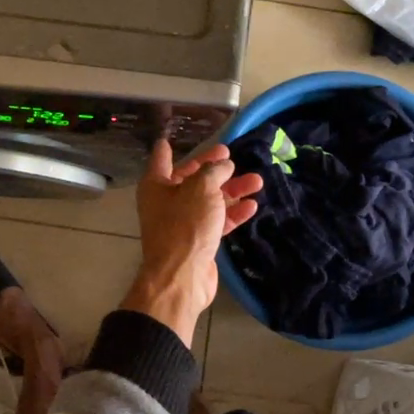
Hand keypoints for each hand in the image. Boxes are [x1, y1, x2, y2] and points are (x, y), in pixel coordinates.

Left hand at [121, 139, 262, 346]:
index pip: (162, 158)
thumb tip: (224, 165)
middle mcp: (166, 201)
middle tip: (233, 157)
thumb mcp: (201, 189)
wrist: (182, 276)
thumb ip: (214, 172)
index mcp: (156, 185)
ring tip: (257, 180)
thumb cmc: (185, 225)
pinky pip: (216, 220)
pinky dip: (232, 212)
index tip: (172, 137)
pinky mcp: (198, 241)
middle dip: (214, 169)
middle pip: (192, 179)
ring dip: (232, 190)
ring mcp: (182, 222)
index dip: (169, 147)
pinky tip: (252, 205)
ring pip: (209, 200)